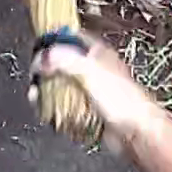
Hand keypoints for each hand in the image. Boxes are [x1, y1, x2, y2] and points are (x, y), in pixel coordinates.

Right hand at [31, 32, 171, 153]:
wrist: (137, 134)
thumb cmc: (122, 100)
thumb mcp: (89, 70)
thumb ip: (62, 59)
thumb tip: (41, 57)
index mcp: (97, 52)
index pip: (71, 37)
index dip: (54, 39)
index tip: (38, 47)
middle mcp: (94, 69)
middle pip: (63, 63)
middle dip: (46, 70)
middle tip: (34, 76)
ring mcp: (92, 91)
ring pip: (63, 86)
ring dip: (47, 91)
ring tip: (36, 97)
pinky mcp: (90, 111)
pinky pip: (67, 107)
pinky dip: (56, 109)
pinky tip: (49, 113)